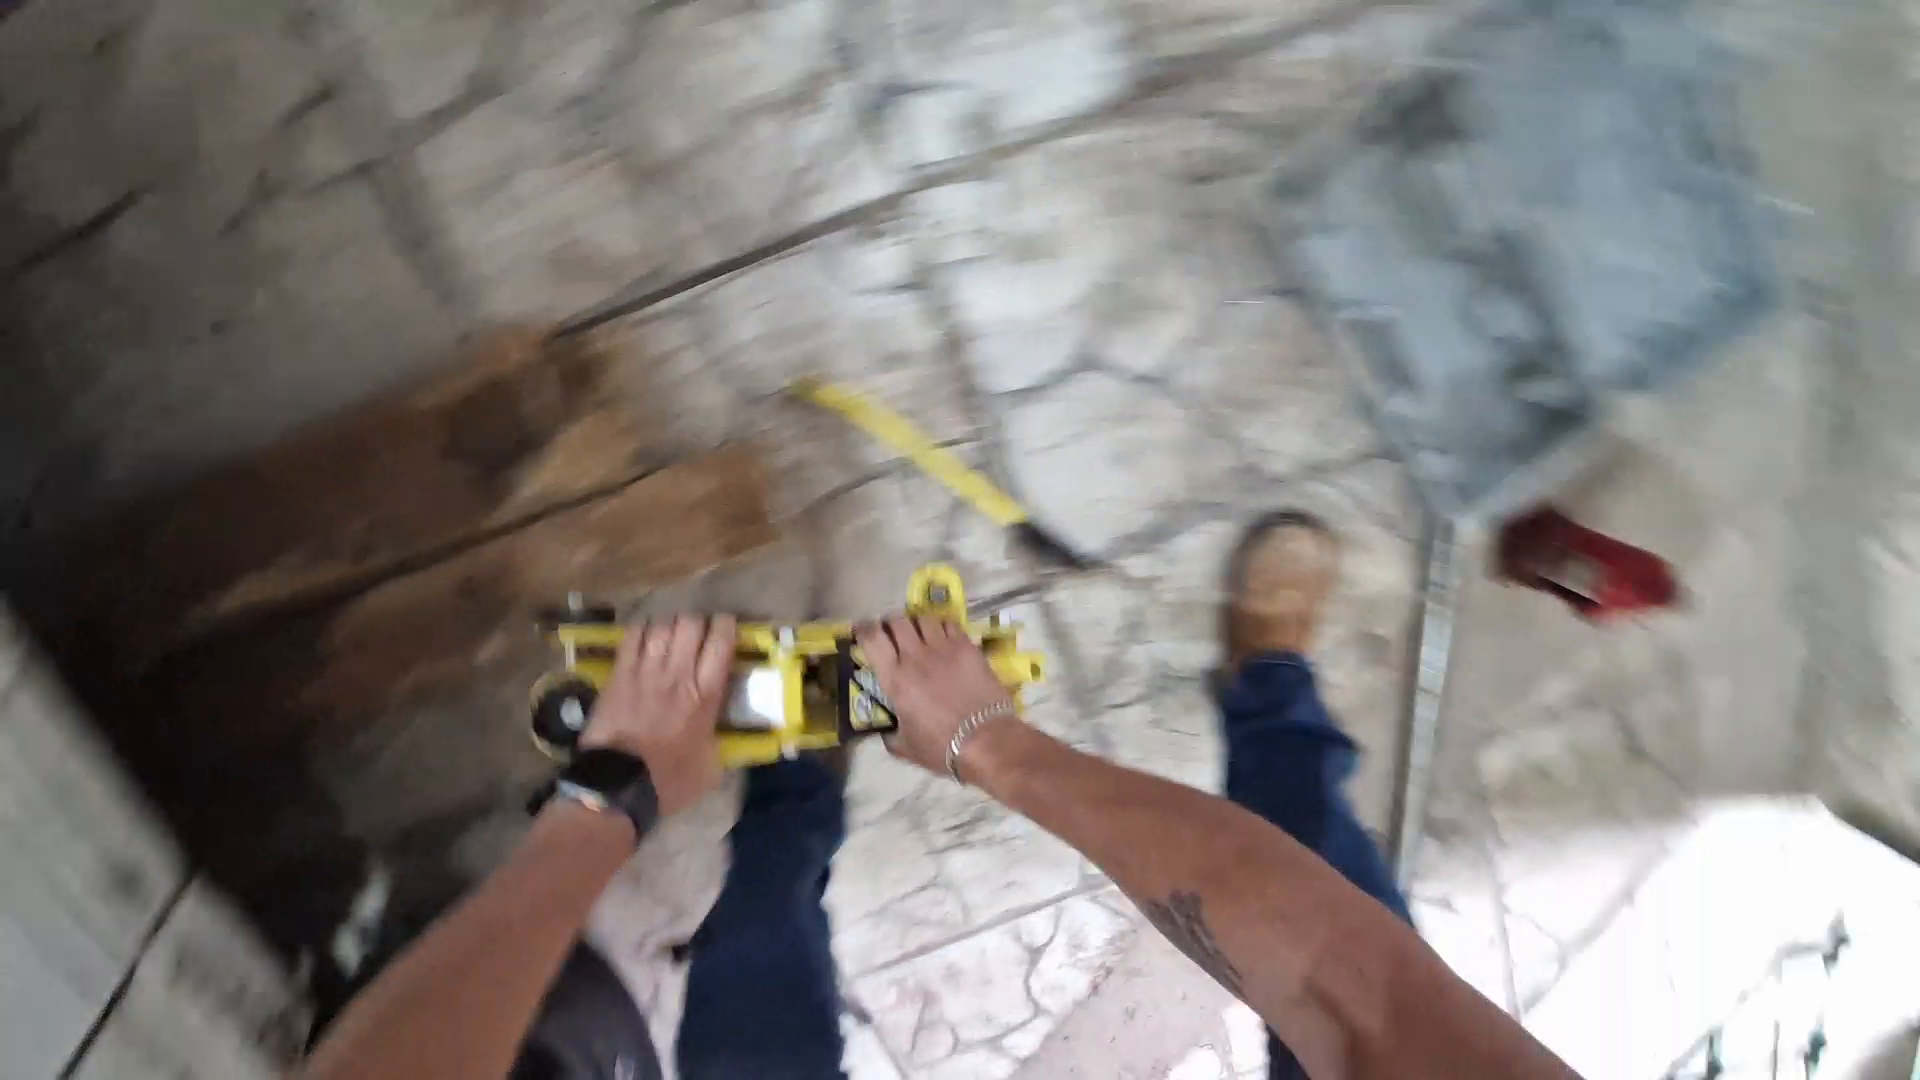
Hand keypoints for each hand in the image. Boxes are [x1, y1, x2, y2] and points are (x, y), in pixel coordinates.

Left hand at [580, 614, 734, 816]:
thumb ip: (719, 741)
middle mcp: (679, 674)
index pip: (722, 642)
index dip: (727, 626)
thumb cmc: (669, 780)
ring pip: (662, 626)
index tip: (727, 627)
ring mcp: (646, 672)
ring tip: (671, 633)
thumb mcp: (711, 765)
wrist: (618, 787)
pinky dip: (641, 630)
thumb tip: (724, 738)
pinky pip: (631, 637)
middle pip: (691, 624)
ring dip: (670, 625)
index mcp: (706, 694)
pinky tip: (645, 636)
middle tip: (698, 631)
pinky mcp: (619, 675)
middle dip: (698, 621)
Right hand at [855, 616, 1017, 778]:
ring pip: (923, 618)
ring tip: (920, 634)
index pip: (872, 639)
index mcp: (895, 678)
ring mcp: (943, 648)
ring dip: (917, 623)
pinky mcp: (967, 647)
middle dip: (891, 624)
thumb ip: (891, 736)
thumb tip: (887, 732)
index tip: (863, 631)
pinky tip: (944, 638)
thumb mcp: (906, 747)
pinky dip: (942, 627)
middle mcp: (915, 656)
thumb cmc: (942, 747)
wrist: (987, 740)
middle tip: (893, 634)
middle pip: (897, 621)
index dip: (864, 629)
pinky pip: (949, 624)